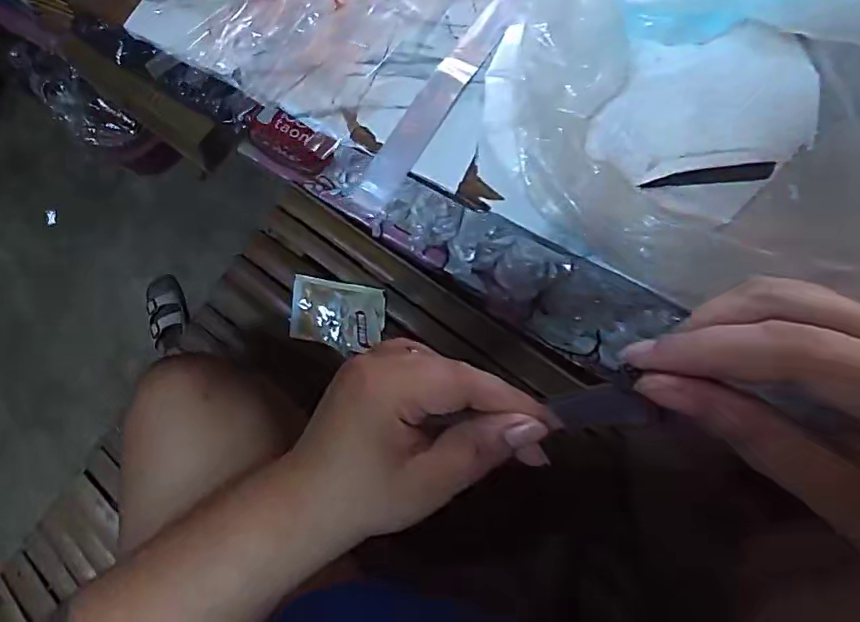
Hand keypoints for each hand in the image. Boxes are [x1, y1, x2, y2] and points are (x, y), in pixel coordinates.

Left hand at [279, 339, 553, 544]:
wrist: (306, 501)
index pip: (464, 380)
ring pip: (436, 364)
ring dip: (470, 393)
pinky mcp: (365, 369)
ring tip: (503, 431)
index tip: (553, 427)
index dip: (512, 400)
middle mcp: (378, 357)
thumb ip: (478, 448)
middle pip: (451, 369)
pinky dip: (442, 386)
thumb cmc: (367, 497)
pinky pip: (414, 365)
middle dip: (494, 402)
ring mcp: (368, 358)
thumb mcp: (429, 482)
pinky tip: (458, 412)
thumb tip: (529, 428)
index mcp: (390, 380)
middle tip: (534, 443)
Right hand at [625, 277, 859, 621]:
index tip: (640, 360)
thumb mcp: (854, 511)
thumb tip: (663, 388)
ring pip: (806, 294)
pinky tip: (743, 347)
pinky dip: (767, 321)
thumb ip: (757, 438)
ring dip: (735, 314)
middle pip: (796, 302)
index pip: (797, 347)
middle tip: (662, 357)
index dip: (708, 347)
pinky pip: (827, 310)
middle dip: (713, 321)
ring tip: (692, 349)